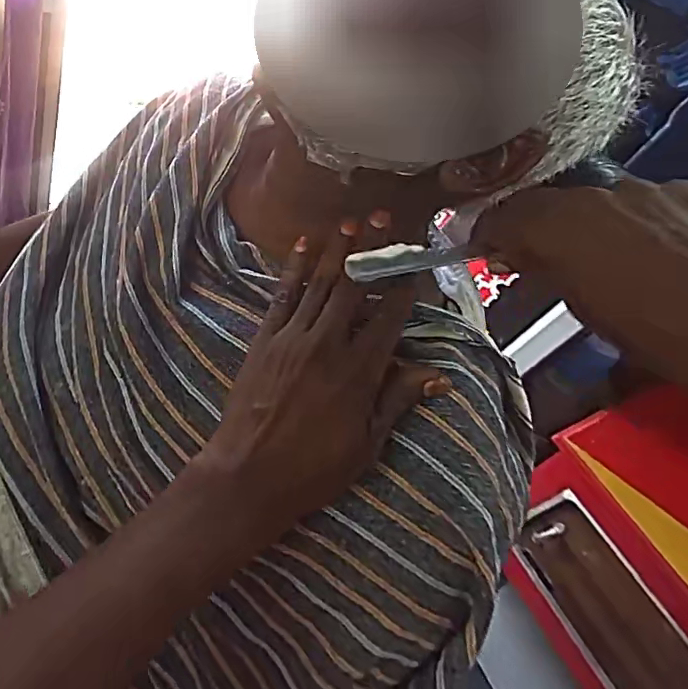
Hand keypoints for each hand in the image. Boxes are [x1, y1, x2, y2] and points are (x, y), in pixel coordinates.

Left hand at [193, 214, 447, 544]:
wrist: (249, 472)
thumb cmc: (313, 468)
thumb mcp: (366, 444)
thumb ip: (397, 401)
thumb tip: (438, 375)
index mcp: (358, 372)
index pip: (388, 319)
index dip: (402, 287)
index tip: (412, 261)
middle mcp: (326, 345)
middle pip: (353, 288)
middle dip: (368, 250)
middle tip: (380, 217)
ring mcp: (292, 337)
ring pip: (319, 285)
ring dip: (334, 250)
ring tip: (348, 222)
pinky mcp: (265, 338)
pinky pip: (282, 296)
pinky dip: (293, 269)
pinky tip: (302, 246)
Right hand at [471, 178, 687, 435]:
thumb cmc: (669, 343)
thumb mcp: (587, 314)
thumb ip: (544, 273)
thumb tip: (518, 257)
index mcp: (563, 224)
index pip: (505, 214)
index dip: (490, 233)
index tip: (487, 252)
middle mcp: (601, 193)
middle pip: (548, 202)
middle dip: (536, 228)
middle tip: (536, 260)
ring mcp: (651, 190)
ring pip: (596, 200)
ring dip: (585, 225)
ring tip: (601, 262)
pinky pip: (643, 203)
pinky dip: (633, 223)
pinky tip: (653, 256)